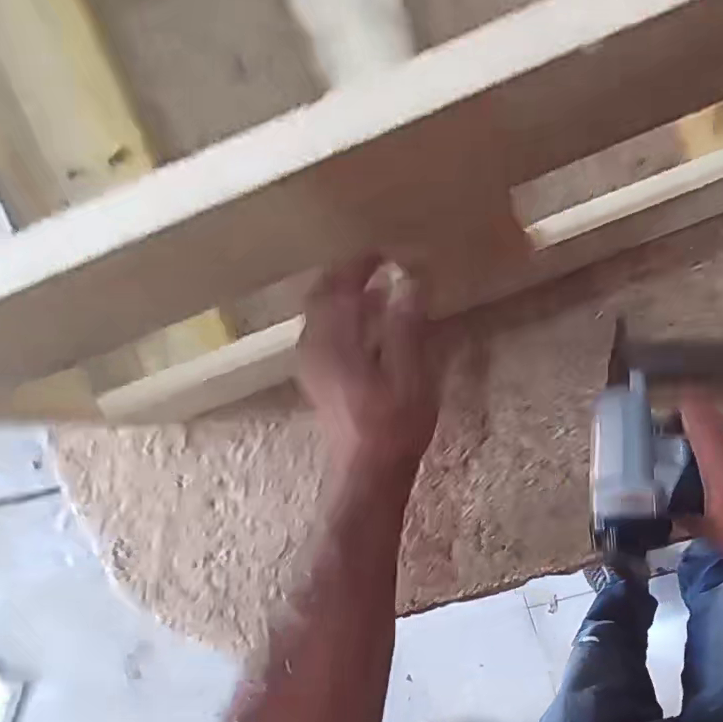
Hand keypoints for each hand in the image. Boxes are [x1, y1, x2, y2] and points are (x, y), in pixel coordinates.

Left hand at [297, 256, 446, 476]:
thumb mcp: (410, 374)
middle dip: (346, 277)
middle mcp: (314, 346)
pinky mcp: (318, 379)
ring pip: (320, 315)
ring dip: (343, 297)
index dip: (359, 266)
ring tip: (373, 291)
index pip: (340, 288)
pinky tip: (365, 327)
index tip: (384, 252)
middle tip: (375, 265)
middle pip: (321, 297)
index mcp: (335, 341)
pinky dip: (342, 318)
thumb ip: (406, 327)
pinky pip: (323, 333)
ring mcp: (312, 364)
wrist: (367, 468)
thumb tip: (408, 283)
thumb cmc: (395, 423)